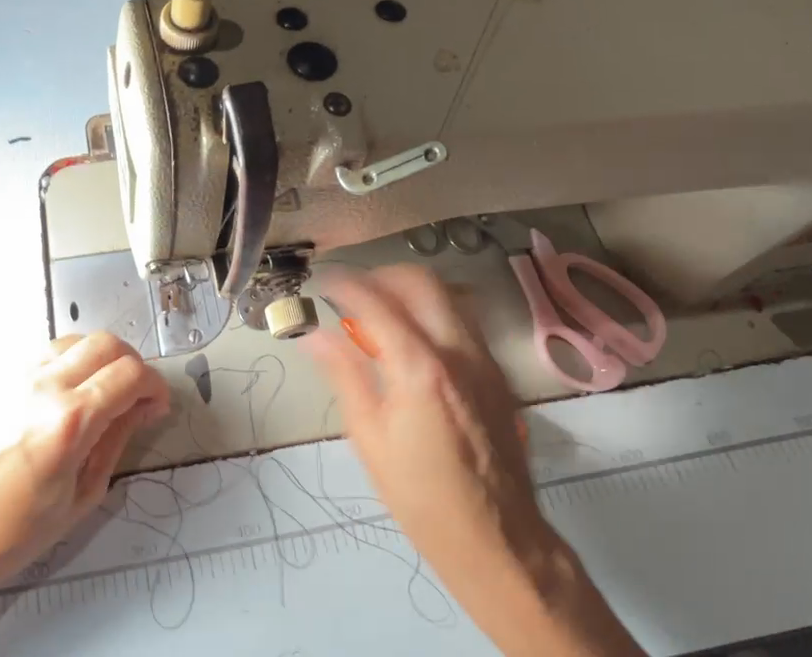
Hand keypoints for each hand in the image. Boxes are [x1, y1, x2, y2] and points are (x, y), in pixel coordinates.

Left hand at [0, 332, 172, 593]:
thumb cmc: (7, 535)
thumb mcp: (80, 497)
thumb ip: (115, 441)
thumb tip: (139, 410)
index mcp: (69, 421)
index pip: (130, 374)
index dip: (154, 386)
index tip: (156, 404)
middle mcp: (41, 387)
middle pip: (105, 343)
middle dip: (131, 364)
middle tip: (135, 396)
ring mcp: (13, 379)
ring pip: (73, 340)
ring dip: (98, 359)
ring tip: (102, 394)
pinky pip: (42, 355)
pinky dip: (67, 364)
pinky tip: (66, 397)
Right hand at [303, 264, 536, 575]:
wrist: (496, 536)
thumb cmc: (420, 496)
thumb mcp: (369, 437)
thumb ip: (345, 374)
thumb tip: (313, 335)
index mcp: (419, 368)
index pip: (376, 302)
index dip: (344, 284)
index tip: (322, 283)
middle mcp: (458, 350)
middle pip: (420, 281)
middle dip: (381, 276)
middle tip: (353, 293)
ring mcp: (485, 359)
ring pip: (448, 294)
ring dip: (410, 291)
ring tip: (381, 312)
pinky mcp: (498, 372)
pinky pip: (464, 320)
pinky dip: (434, 312)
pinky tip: (413, 339)